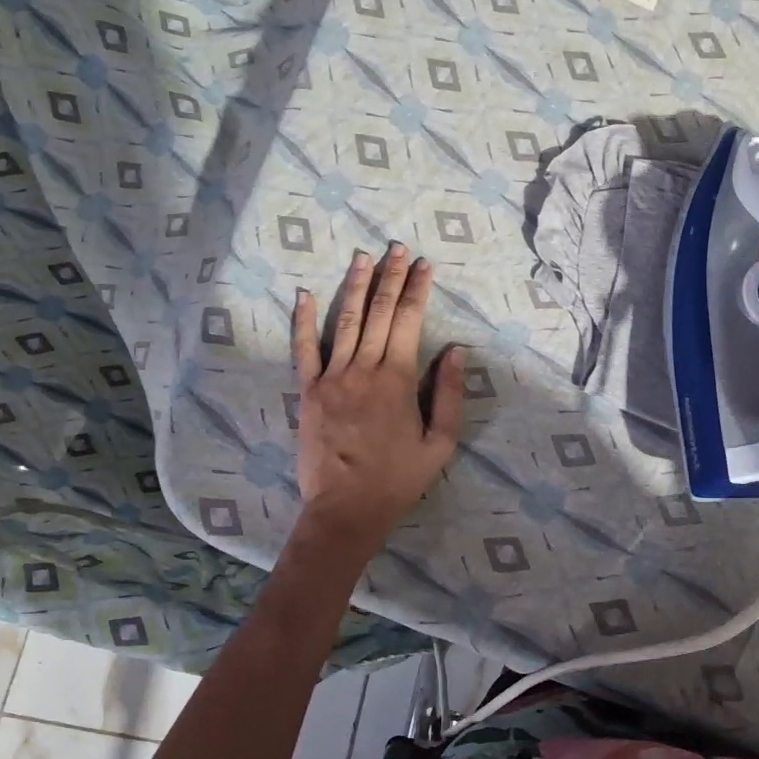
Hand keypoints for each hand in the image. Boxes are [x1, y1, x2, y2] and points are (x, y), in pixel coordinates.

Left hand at [291, 243, 465, 555]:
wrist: (346, 510)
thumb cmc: (398, 479)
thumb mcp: (440, 442)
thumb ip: (448, 393)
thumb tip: (455, 349)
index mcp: (398, 379)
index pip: (409, 320)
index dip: (418, 289)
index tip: (425, 264)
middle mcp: (365, 369)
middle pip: (379, 311)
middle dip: (391, 276)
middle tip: (398, 248)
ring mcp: (333, 377)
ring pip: (346, 321)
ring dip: (355, 286)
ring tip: (363, 257)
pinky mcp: (309, 392)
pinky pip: (304, 350)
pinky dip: (303, 320)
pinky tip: (304, 294)